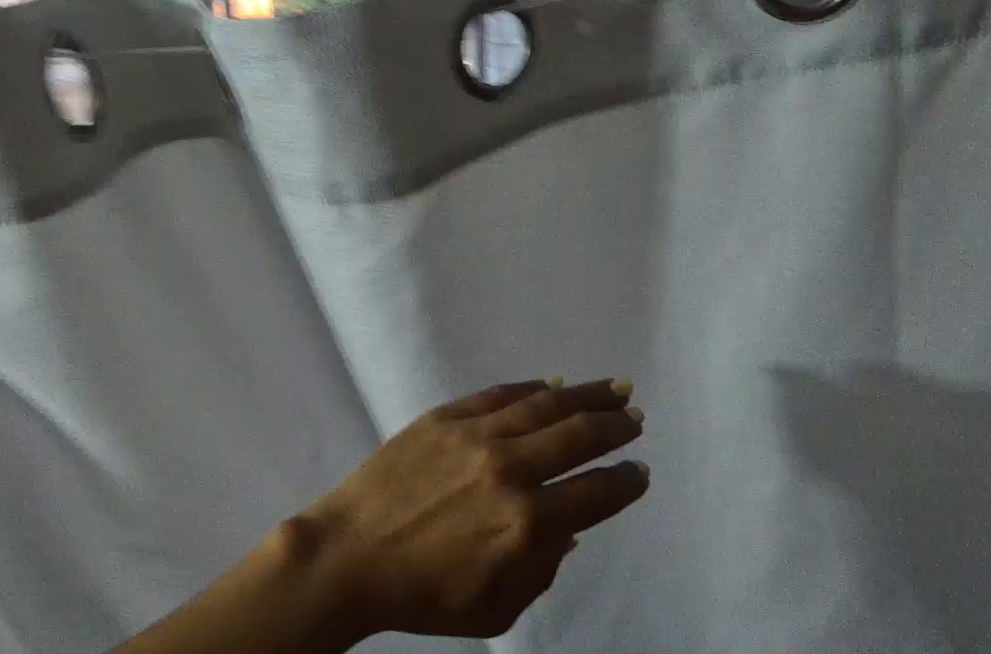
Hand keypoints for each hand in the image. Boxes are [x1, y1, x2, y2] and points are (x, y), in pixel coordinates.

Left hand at [299, 379, 649, 639]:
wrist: (350, 555)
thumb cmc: (423, 595)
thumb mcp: (496, 609)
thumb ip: (542, 570)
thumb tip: (569, 529)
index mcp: (527, 524)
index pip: (595, 494)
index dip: (626, 482)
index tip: (640, 471)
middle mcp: (511, 471)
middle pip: (578, 436)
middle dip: (615, 425)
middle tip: (636, 416)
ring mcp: (477, 436)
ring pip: (545, 405)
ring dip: (586, 394)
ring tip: (613, 386)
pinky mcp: (447, 416)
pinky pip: (499, 394)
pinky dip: (531, 387)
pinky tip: (552, 383)